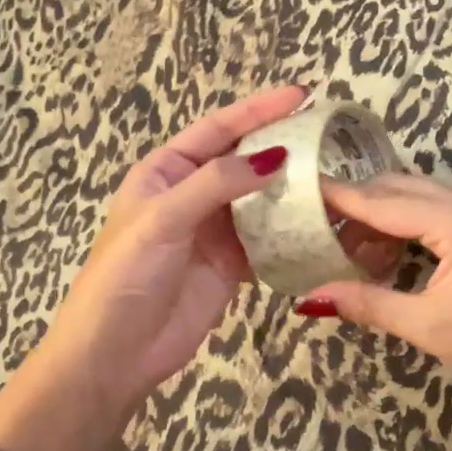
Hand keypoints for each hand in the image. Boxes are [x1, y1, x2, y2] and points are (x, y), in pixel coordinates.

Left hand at [0, 86, 304, 450]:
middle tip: (330, 134)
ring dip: (293, 188)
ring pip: (261, 198)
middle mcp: (193, 193)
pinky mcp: (232, 263)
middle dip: (283, 145)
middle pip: (245, 159)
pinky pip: (268, 238)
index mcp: (166, 171)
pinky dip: (292, 231)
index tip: (301, 96)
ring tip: (337, 175)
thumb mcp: (163, 219)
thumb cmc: (125, 275)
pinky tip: (322, 223)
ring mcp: (215, 229)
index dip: (258, 110)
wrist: (114, 355)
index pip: (218, 129)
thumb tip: (275, 156)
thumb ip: (217, 183)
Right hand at [303, 174, 451, 412]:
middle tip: (312, 225)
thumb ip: (368, 302)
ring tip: (341, 245)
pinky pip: (430, 206)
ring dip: (377, 214)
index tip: (299, 189)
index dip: (339, 198)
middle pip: (396, 188)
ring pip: (413, 194)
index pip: (383, 202)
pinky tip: (378, 249)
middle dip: (355, 205)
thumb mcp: (425, 326)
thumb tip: (311, 296)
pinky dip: (401, 221)